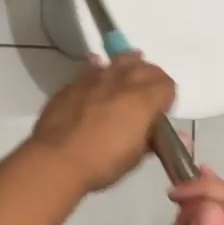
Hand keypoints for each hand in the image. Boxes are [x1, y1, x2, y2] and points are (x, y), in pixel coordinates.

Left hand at [27, 54, 175, 192]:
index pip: (167, 85)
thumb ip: (150, 139)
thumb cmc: (102, 163)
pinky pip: (91, 68)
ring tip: (126, 79)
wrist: (56, 159)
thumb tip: (163, 135)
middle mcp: (121, 82)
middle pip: (145, 67)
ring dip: (127, 67)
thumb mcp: (135, 157)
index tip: (160, 111)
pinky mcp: (72, 83)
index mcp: (143, 100)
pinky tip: (96, 81)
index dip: (167, 98)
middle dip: (151, 79)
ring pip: (119, 61)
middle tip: (146, 95)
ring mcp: (94, 79)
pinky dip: (99, 71)